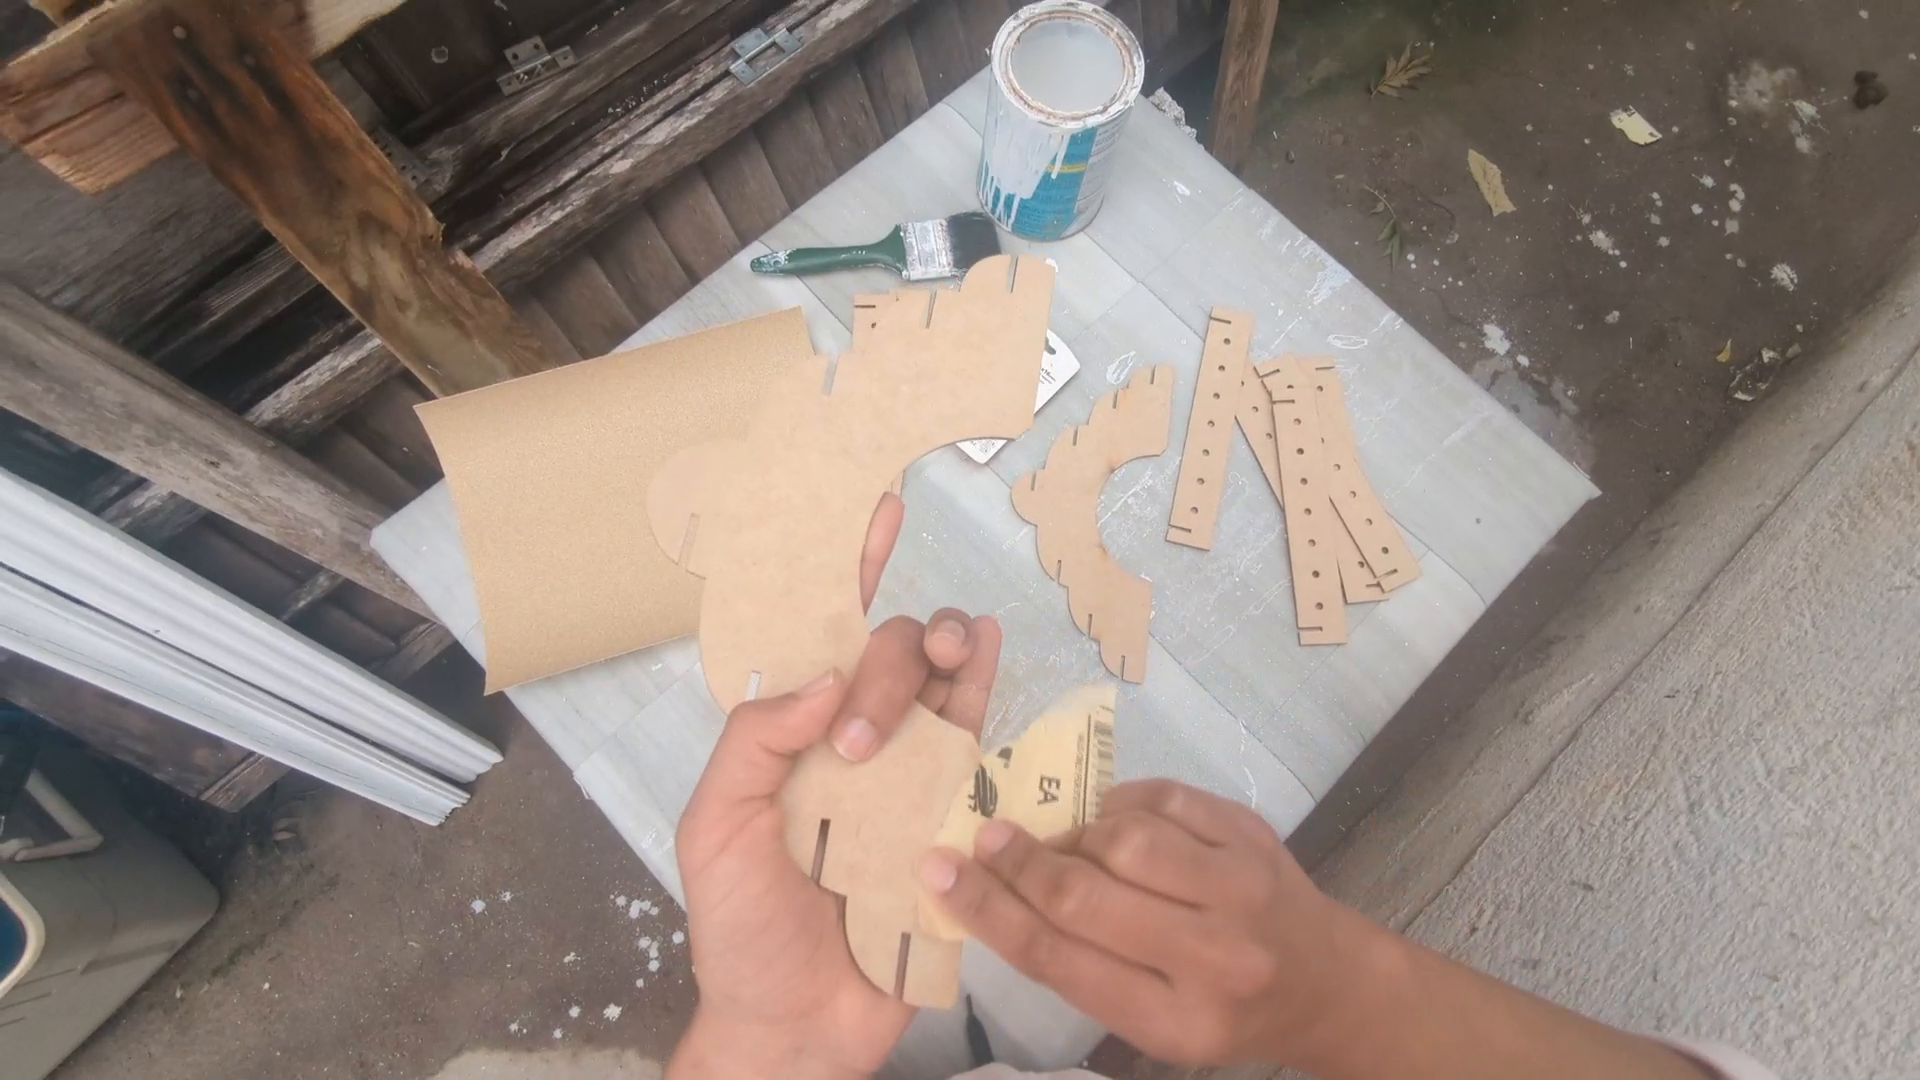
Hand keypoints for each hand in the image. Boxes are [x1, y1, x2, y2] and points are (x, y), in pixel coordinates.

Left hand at [668, 496, 1004, 1078]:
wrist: (800, 1022)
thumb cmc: (743, 926)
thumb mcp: (717, 829)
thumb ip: (754, 747)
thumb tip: (825, 682)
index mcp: (796, 728)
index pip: (820, 630)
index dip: (844, 568)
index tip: (871, 512)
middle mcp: (856, 729)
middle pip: (885, 651)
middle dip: (884, 667)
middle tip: (860, 745)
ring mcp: (907, 762)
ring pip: (935, 675)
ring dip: (947, 644)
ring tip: (956, 643)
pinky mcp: (948, 801)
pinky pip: (970, 731)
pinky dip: (980, 684)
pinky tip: (988, 649)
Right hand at [917, 778, 1383, 1067]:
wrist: (1325, 981)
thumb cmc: (1222, 1007)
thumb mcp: (1152, 1015)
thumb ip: (1080, 956)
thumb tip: (999, 883)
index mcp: (1175, 1022)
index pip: (1057, 959)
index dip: (986, 910)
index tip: (939, 870)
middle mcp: (1214, 960)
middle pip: (1083, 897)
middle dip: (1019, 861)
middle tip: (986, 837)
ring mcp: (1240, 888)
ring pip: (1121, 837)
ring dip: (1080, 834)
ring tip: (1078, 845)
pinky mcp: (1251, 833)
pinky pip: (1159, 796)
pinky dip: (1123, 802)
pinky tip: (1121, 821)